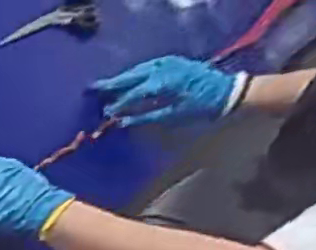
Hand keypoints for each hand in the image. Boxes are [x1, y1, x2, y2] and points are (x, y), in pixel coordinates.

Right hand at [88, 56, 237, 127]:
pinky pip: (147, 66)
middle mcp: (165, 68)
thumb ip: (144, 118)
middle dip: (111, 84)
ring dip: (121, 78)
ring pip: (138, 69)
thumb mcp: (172, 116)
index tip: (102, 114)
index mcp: (164, 82)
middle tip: (90, 89)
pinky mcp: (173, 62)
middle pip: (132, 76)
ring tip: (104, 86)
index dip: (116, 104)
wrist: (225, 91)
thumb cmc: (198, 107)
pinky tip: (125, 79)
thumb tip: (120, 122)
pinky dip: (133, 73)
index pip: (133, 93)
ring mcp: (170, 62)